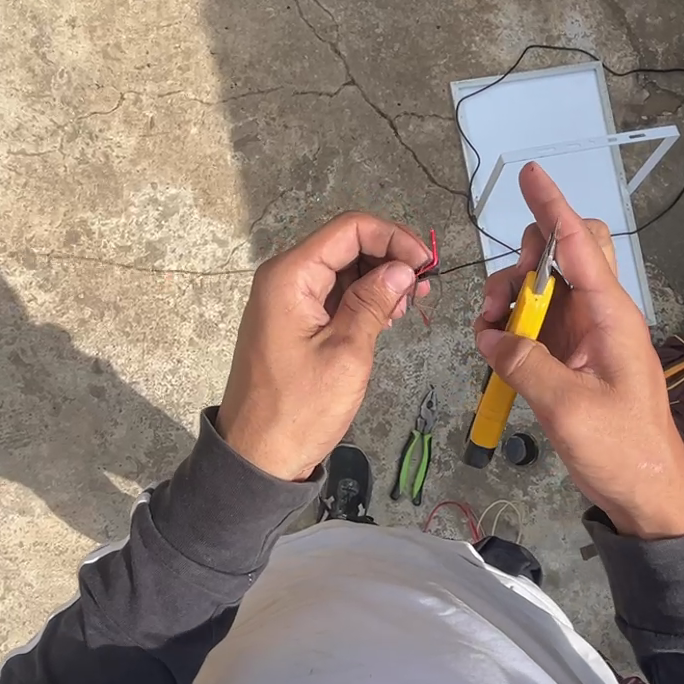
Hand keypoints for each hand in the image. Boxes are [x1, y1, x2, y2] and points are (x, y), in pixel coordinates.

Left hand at [218, 213, 431, 480]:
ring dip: (378, 280)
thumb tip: (402, 268)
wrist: (258, 455)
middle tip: (421, 290)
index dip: (393, 237)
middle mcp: (285, 278)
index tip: (424, 265)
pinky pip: (332, 295)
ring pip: (342, 270)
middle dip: (388, 259)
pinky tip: (385, 318)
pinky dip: (361, 300)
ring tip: (406, 307)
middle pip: (346, 245)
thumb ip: (373, 303)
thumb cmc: (299, 409)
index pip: (349, 229)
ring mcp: (287, 300)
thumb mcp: (346, 352)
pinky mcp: (293, 321)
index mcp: (290, 276)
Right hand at [471, 162, 683, 538]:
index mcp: (610, 316)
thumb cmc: (621, 448)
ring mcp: (584, 335)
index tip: (529, 173)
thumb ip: (524, 364)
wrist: (646, 491)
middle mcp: (598, 315)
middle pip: (565, 254)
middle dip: (527, 260)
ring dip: (511, 299)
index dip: (553, 206)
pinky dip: (512, 326)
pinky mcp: (571, 357)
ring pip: (544, 288)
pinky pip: (536, 322)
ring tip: (490, 334)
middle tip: (503, 299)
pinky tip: (497, 349)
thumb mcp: (569, 407)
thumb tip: (491, 336)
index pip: (580, 244)